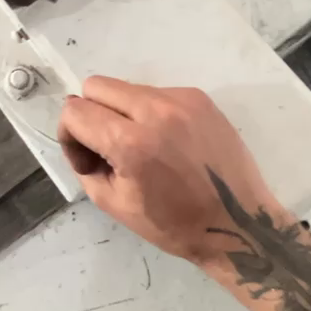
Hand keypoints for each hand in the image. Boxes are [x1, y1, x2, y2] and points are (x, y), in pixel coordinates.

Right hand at [57, 76, 277, 264]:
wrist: (240, 224)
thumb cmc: (173, 224)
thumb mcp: (113, 203)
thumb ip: (85, 164)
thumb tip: (81, 134)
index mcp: (130, 143)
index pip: (75, 111)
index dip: (70, 135)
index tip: (87, 158)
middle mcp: (154, 111)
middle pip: (95, 86)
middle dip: (91, 114)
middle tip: (107, 146)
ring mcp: (181, 99)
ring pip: (126, 87)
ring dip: (121, 111)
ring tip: (142, 145)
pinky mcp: (199, 97)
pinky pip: (156, 92)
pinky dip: (149, 112)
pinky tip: (167, 141)